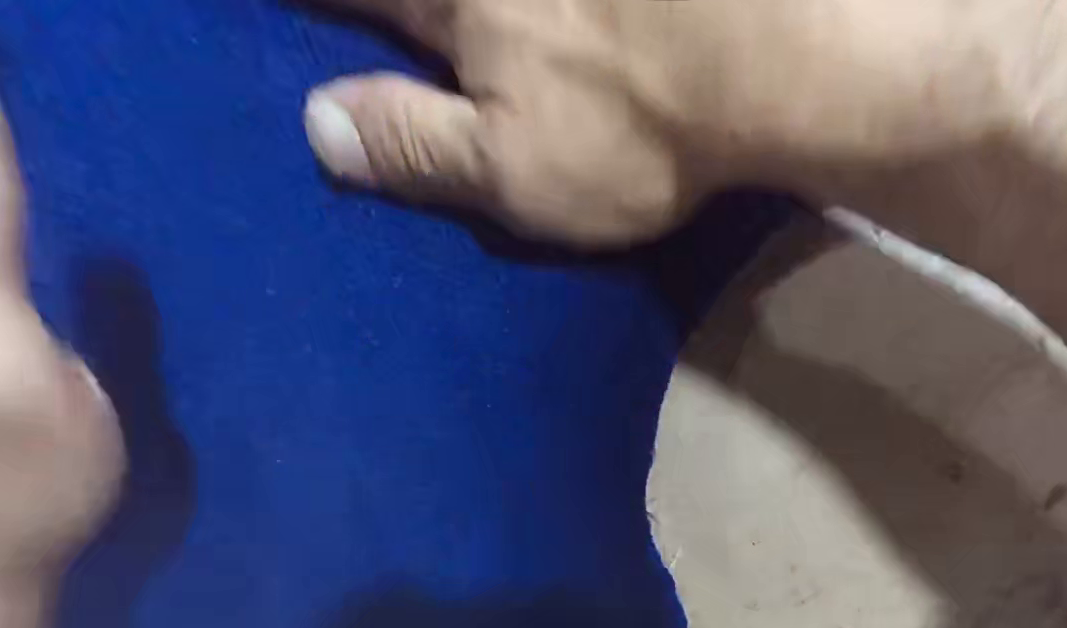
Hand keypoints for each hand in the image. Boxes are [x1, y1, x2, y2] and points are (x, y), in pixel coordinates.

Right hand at [301, 0, 1003, 244]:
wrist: (776, 60)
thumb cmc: (635, 133)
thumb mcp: (513, 172)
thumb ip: (414, 147)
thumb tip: (316, 130)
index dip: (311, 10)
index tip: (291, 27)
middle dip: (377, 10)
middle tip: (384, 33)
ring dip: (458, 18)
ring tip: (459, 37)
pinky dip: (522, 16)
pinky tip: (527, 29)